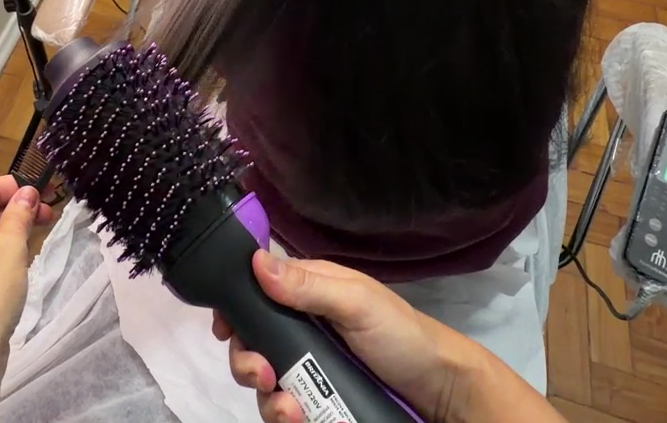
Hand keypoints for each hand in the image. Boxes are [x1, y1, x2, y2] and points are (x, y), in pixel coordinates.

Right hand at [212, 252, 563, 422]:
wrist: (444, 394)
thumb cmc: (401, 335)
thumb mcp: (356, 302)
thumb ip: (307, 285)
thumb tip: (255, 260)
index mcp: (309, 290)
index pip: (257, 291)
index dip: (236, 309)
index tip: (223, 330)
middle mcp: (303, 327)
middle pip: (253, 341)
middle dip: (247, 360)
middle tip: (261, 375)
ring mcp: (311, 367)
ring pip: (265, 381)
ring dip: (267, 396)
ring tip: (289, 409)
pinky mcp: (320, 400)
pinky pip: (286, 409)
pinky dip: (285, 416)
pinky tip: (297, 419)